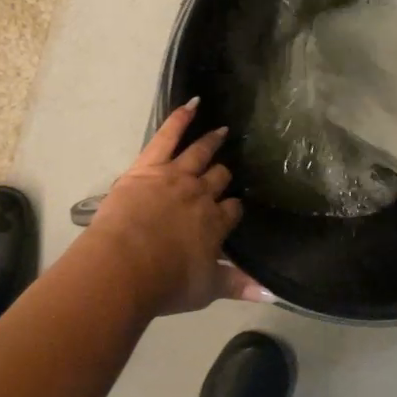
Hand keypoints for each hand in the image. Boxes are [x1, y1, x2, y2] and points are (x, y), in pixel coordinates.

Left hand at [76, 99, 269, 317]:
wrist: (124, 265)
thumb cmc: (164, 282)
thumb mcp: (206, 289)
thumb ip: (237, 285)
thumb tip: (272, 292)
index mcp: (215, 223)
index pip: (232, 210)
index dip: (232, 209)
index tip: (232, 210)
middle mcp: (200, 194)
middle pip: (218, 178)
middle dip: (222, 176)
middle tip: (224, 172)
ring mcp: (176, 176)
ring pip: (199, 153)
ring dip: (211, 141)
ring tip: (222, 131)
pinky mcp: (149, 165)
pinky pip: (168, 135)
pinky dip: (180, 118)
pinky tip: (192, 104)